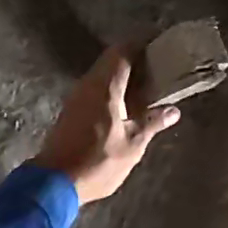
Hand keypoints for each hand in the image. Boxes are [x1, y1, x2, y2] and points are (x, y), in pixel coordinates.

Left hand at [33, 45, 181, 204]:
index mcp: (104, 86)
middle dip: (134, 60)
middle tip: (158, 67)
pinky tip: (125, 105)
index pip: (121, 52)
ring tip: (147, 86)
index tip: (158, 46)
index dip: (139, 45)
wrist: (55, 182)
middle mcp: (88, 84)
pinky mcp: (71, 110)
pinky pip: (95, 89)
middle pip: (111, 60)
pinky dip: (112, 89)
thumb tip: (172, 110)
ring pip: (102, 75)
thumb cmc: (98, 161)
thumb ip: (152, 123)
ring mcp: (76, 96)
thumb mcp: (132, 145)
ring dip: (122, 76)